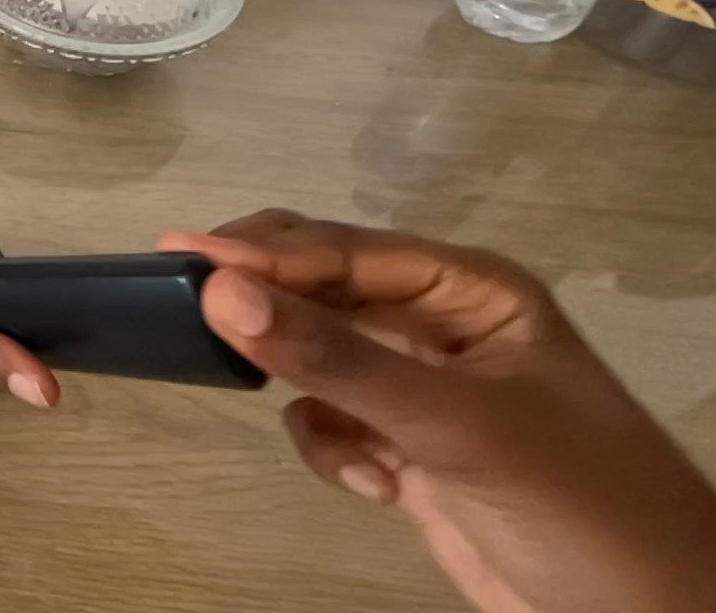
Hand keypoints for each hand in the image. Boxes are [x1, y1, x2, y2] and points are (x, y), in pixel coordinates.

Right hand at [162, 210, 715, 612]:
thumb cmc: (578, 508)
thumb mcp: (451, 425)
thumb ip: (331, 357)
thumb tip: (217, 292)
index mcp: (465, 289)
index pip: (339, 248)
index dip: (258, 251)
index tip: (180, 255)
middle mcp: (430, 319)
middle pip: (313, 281)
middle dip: (260, 295)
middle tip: (180, 287)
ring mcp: (408, 376)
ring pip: (305, 344)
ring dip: (294, 377)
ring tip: (273, 392)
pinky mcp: (391, 430)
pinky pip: (318, 412)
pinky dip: (328, 443)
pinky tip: (374, 480)